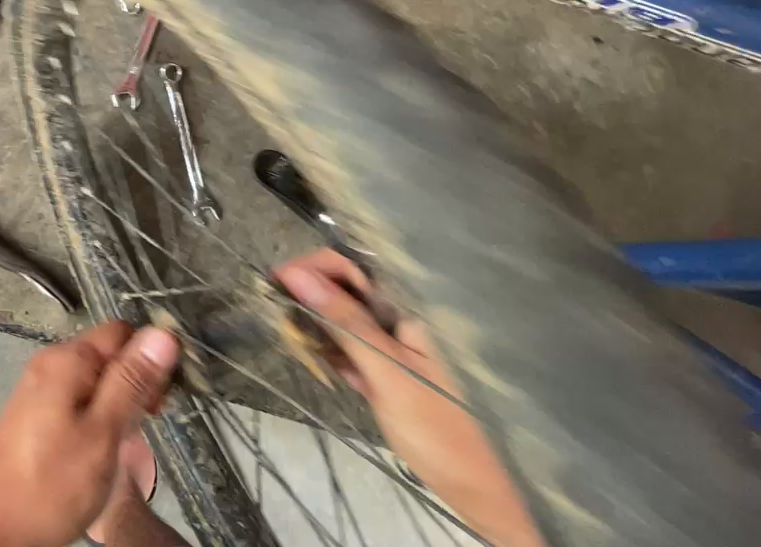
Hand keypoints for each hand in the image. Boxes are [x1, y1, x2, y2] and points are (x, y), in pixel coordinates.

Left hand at [0, 321, 177, 546]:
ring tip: (125, 441)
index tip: (165, 398)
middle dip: (136, 382)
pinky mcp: (37, 412)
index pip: (120, 332)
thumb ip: (132, 382)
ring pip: (95, 379)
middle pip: (108, 353)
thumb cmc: (52, 481)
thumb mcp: (103, 431)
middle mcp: (50, 363)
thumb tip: (163, 332)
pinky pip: (79, 398)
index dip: (150, 357)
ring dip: (120, 403)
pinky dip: (99, 415)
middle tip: (146, 425)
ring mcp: (40, 387)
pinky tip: (103, 447)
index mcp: (66, 359)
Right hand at [274, 250, 545, 546]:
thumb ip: (343, 321)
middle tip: (278, 314)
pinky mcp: (387, 368)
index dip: (310, 268)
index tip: (274, 284)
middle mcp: (401, 317)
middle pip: (343, 287)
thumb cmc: (441, 430)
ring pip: (341, 316)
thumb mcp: (387, 372)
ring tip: (296, 341)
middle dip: (307, 295)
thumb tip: (294, 274)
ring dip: (314, 324)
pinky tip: (320, 362)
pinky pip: (348, 344)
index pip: (349, 265)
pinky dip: (329, 350)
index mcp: (409, 308)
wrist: (486, 496)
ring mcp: (395, 343)